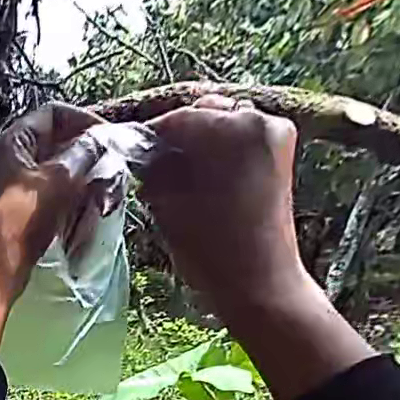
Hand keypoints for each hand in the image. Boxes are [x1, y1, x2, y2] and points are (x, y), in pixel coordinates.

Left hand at [0, 102, 107, 297]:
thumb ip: (83, 151)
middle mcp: (8, 158)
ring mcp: (11, 183)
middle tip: (108, 163)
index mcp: (12, 142)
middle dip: (84, 150)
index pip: (53, 113)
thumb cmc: (23, 220)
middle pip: (54, 140)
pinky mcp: (17, 206)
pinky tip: (85, 202)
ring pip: (54, 167)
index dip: (83, 120)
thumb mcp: (58, 180)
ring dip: (79, 173)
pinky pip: (48, 189)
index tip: (107, 137)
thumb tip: (100, 137)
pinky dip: (68, 192)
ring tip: (100, 186)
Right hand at [135, 94, 373, 399]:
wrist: (258, 283)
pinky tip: (193, 182)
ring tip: (169, 176)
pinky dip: (213, 154)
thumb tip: (141, 156)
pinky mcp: (277, 156)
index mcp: (235, 129)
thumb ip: (154, 171)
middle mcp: (261, 120)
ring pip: (220, 126)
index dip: (146, 136)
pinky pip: (236, 141)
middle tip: (146, 166)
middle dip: (174, 137)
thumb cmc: (209, 249)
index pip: (178, 118)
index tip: (123, 152)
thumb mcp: (169, 206)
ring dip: (193, 145)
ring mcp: (274, 136)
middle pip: (203, 115)